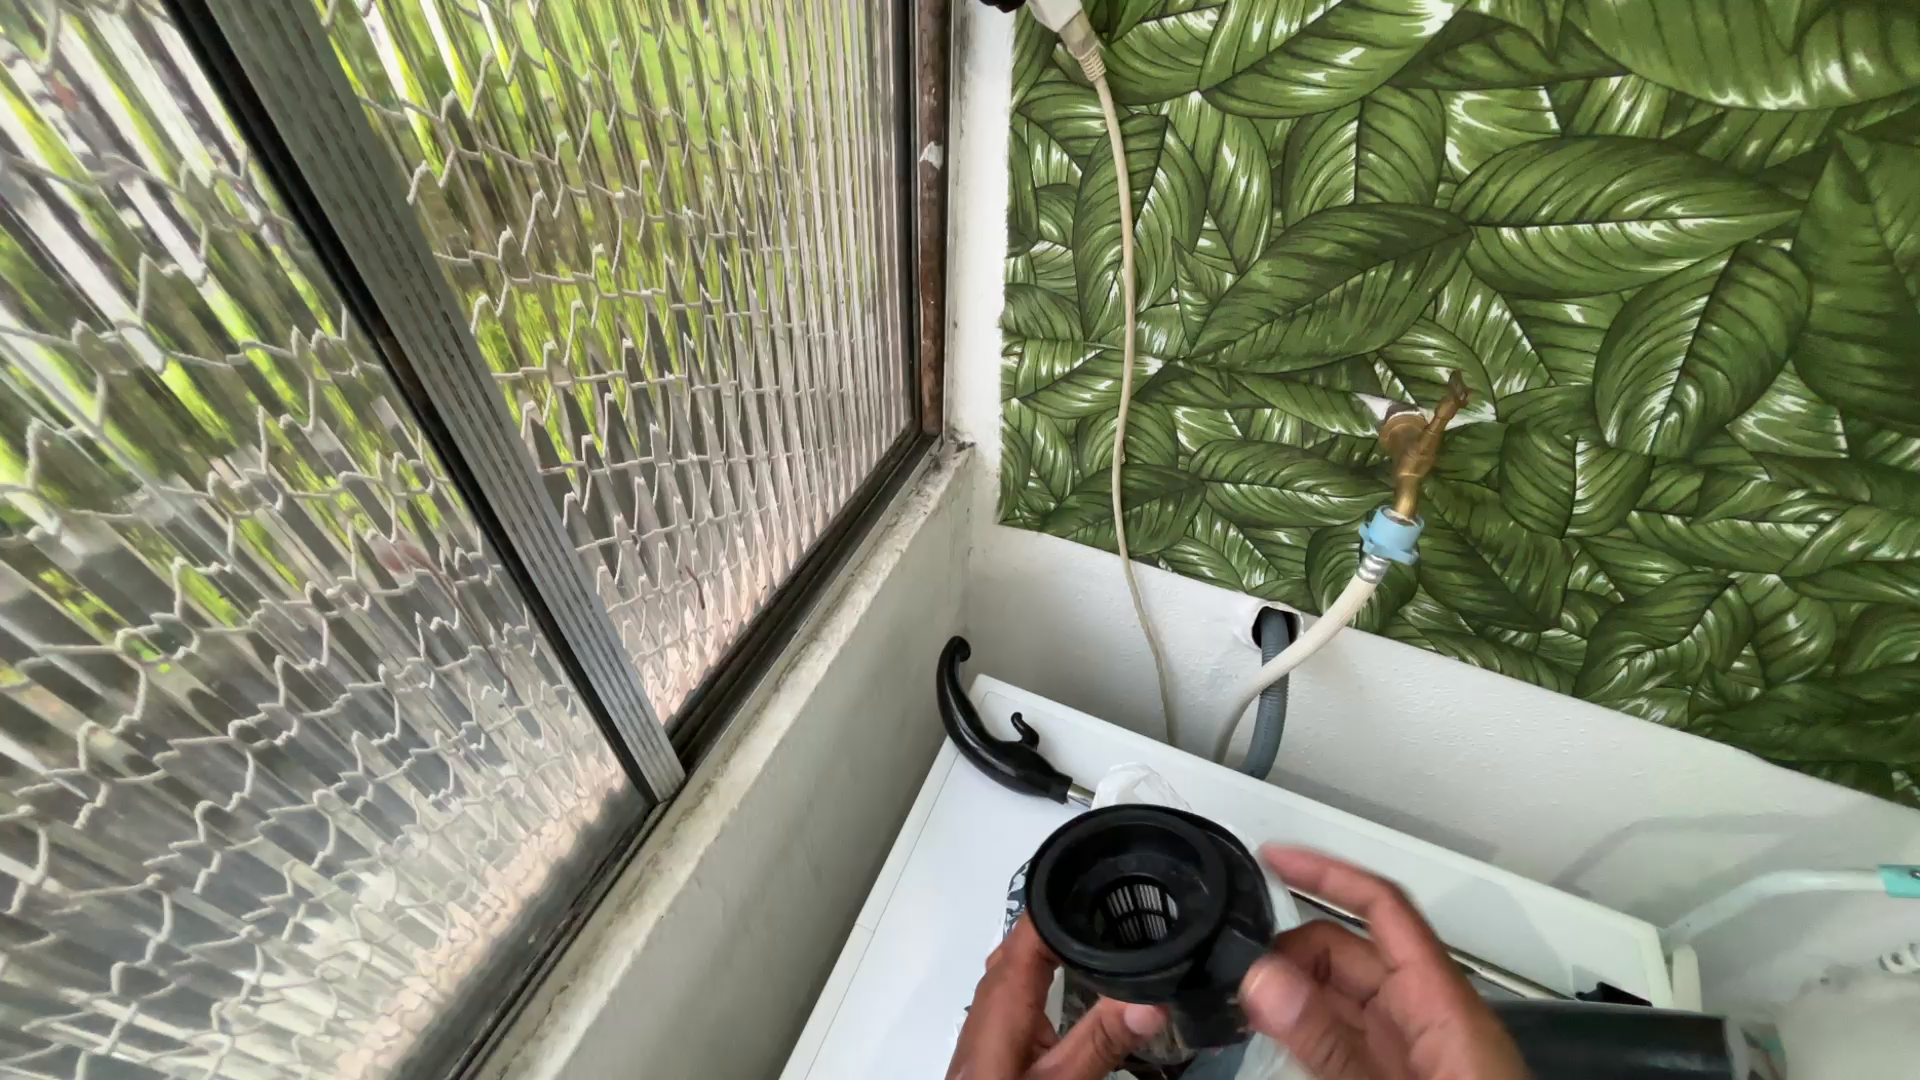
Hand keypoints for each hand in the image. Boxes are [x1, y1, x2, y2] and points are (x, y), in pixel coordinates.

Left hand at [947, 916, 1165, 1078]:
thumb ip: (1101, 1042)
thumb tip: (1152, 1001)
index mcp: (1005, 989)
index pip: (1033, 923)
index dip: (1066, 901)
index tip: (1107, 889)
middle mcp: (992, 989)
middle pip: (1029, 936)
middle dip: (1067, 922)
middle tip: (1116, 910)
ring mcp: (989, 1009)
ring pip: (1022, 957)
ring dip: (1055, 945)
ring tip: (1101, 934)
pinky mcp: (994, 1028)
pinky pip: (1018, 979)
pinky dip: (1045, 968)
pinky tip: (1071, 978)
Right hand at [1242, 847, 1529, 1079]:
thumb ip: (1330, 1045)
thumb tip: (1263, 976)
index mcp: (1446, 1008)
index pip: (1383, 909)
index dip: (1328, 872)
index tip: (1273, 857)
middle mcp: (1431, 1019)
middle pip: (1351, 950)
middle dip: (1293, 949)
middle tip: (1243, 970)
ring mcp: (1416, 1054)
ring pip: (1343, 994)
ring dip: (1294, 989)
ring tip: (1249, 1006)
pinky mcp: (1402, 1079)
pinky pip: (1346, 1035)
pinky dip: (1307, 1027)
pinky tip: (1276, 1038)